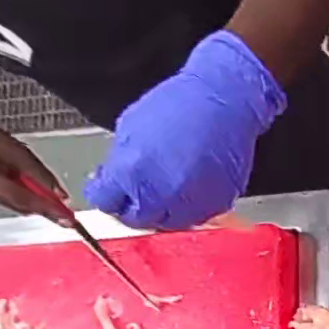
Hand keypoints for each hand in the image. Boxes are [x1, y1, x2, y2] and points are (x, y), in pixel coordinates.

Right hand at [0, 107, 66, 219]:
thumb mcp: (11, 146)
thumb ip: (37, 171)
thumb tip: (61, 196)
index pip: (21, 197)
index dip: (46, 209)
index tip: (69, 222)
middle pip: (17, 204)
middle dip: (42, 208)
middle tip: (64, 215)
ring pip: (9, 203)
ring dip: (27, 200)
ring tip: (34, 189)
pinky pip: (0, 199)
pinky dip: (13, 196)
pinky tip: (13, 184)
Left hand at [84, 30, 286, 229]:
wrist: (223, 105)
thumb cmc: (180, 107)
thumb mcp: (130, 127)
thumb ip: (120, 162)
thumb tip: (114, 181)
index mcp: (131, 173)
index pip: (105, 202)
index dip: (106, 195)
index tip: (109, 193)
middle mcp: (161, 195)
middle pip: (138, 219)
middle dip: (134, 207)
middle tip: (137, 194)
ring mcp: (192, 204)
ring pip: (170, 223)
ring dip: (164, 210)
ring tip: (167, 188)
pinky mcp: (217, 206)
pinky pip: (198, 216)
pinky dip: (192, 206)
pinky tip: (190, 185)